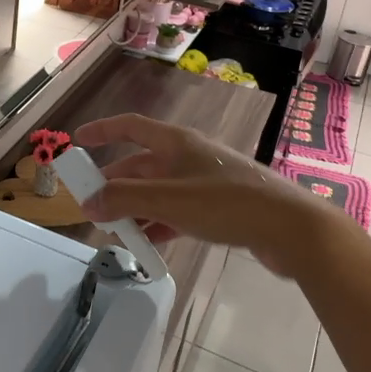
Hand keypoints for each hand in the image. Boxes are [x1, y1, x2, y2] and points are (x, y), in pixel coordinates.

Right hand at [72, 113, 348, 276]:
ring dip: (135, 208)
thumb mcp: (169, 200)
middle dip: (114, 184)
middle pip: (141, 165)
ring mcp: (206, 182)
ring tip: (116, 231)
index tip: (78, 141)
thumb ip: (123, 200)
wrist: (292, 229)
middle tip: (92, 206)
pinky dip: (159, 224)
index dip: (103, 131)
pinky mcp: (220, 208)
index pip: (131, 127)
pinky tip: (149, 244)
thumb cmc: (227, 204)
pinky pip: (178, 211)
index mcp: (177, 143)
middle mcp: (189, 156)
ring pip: (158, 191)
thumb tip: (86, 204)